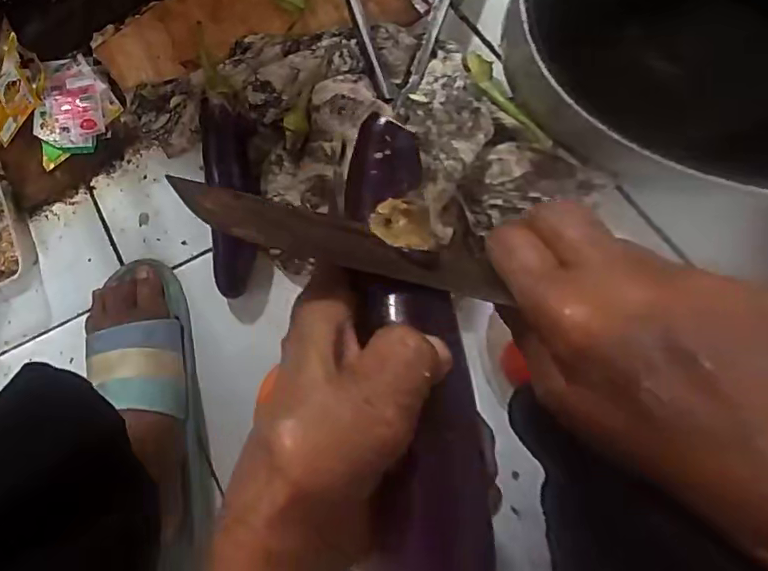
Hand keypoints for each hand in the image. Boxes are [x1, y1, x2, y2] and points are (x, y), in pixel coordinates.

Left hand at [213, 267, 451, 570]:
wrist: (299, 517)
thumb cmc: (324, 441)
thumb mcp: (371, 392)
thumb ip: (405, 353)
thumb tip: (431, 339)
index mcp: (320, 318)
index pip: (346, 263)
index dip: (383, 253)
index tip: (434, 249)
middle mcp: (335, 344)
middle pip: (394, 321)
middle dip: (436, 347)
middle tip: (467, 374)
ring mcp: (355, 388)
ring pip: (416, 376)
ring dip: (448, 409)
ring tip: (469, 441)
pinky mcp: (372, 429)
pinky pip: (418, 421)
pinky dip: (443, 443)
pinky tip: (466, 469)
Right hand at [490, 201, 767, 570]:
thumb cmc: (652, 439)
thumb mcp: (560, 397)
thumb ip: (525, 334)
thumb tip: (511, 293)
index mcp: (566, 309)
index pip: (508, 238)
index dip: (504, 249)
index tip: (512, 267)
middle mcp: (618, 279)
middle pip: (558, 213)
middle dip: (545, 230)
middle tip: (555, 263)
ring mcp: (685, 277)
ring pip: (620, 243)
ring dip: (612, 268)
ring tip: (635, 311)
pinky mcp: (737, 284)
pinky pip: (678, 270)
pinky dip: (669, 292)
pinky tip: (687, 328)